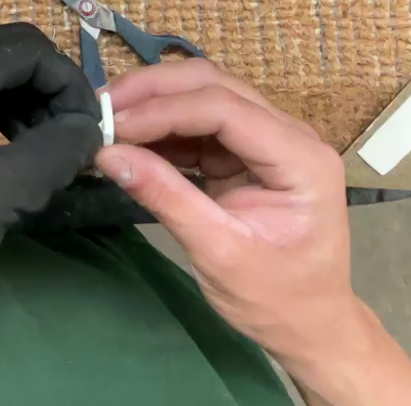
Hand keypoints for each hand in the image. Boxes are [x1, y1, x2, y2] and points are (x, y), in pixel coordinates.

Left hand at [0, 23, 102, 346]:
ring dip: (32, 103)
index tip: (89, 130)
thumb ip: (56, 151)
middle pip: (15, 53)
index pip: (31, 48)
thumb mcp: (4, 190)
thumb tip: (92, 128)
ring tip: (48, 151)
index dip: (69, 83)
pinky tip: (17, 153)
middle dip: (52, 91)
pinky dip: (7, 115)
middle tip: (72, 138)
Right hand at [96, 61, 410, 404]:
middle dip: (153, 90)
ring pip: (202, 90)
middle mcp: (289, 133)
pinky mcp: (244, 146)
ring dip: (152, 99)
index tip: (114, 126)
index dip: (164, 110)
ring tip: (107, 116)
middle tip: (102, 105)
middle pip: (213, 84)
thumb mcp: (217, 252)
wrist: (308, 325)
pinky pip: (196, 117)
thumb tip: (107, 155)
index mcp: (300, 159)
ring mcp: (267, 135)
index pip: (224, 108)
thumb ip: (165, 196)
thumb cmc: (275, 297)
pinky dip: (160, 123)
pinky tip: (129, 136)